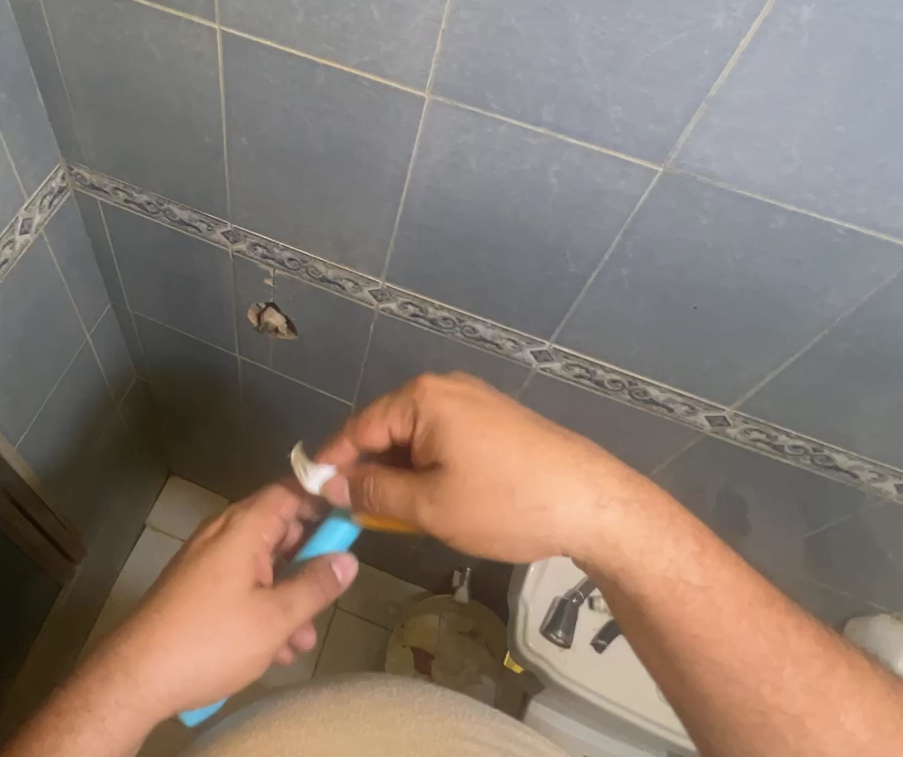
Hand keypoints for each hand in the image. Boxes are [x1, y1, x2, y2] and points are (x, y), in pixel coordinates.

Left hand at [83, 483, 357, 724]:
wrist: (135, 676)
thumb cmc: (210, 640)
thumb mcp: (274, 618)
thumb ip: (315, 586)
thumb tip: (348, 560)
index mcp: (244, 526)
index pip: (291, 490)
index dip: (322, 500)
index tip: (350, 520)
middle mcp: (225, 532)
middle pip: (279, 528)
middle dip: (308, 562)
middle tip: (329, 592)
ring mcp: (208, 559)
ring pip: (262, 563)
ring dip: (287, 595)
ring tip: (301, 640)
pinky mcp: (197, 585)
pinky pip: (241, 582)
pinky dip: (261, 605)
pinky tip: (273, 648)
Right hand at [315, 372, 654, 566]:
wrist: (592, 502)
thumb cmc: (504, 503)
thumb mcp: (429, 506)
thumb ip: (372, 493)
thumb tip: (330, 485)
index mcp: (421, 398)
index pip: (358, 429)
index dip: (332, 464)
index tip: (310, 495)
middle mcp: (443, 387)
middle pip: (387, 429)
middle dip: (370, 471)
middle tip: (356, 515)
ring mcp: (472, 399)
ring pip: (416, 436)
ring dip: (401, 472)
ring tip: (397, 514)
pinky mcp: (494, 417)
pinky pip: (444, 437)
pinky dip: (429, 466)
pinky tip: (434, 497)